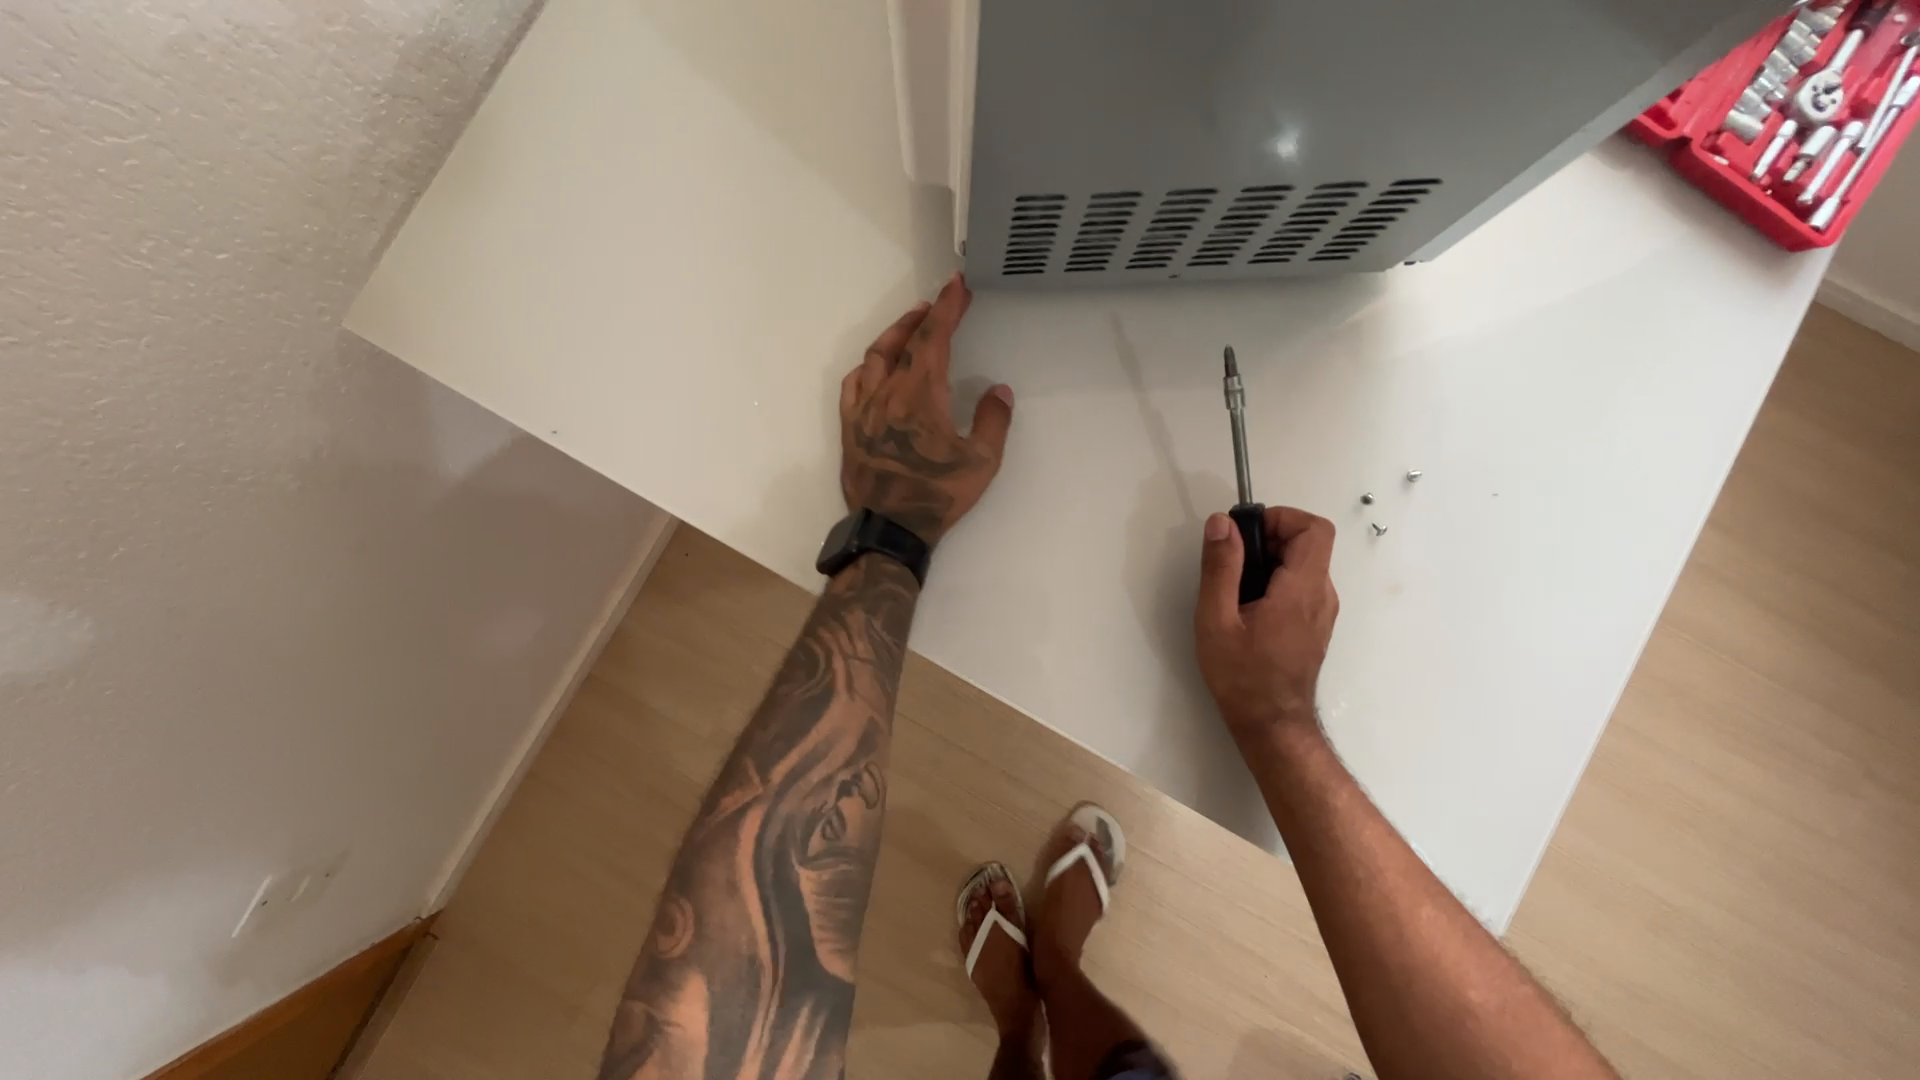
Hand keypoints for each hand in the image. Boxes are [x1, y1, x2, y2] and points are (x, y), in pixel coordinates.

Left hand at [839, 273, 1013, 546]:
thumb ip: (992, 422)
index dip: (947, 307)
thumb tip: (999, 393)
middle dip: (924, 316)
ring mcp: (863, 410)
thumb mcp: (980, 463)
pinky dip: (869, 367)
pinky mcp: (850, 428)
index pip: (933, 338)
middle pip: (903, 341)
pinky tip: (877, 368)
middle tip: (941, 303)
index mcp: (920, 395)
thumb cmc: (937, 496)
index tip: (957, 286)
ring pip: (875, 358)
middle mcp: (887, 393)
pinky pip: (854, 385)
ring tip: (912, 326)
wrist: (890, 529)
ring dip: (895, 336)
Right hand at [1193, 507, 1339, 746]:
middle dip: (1269, 538)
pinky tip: (1248, 607)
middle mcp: (1322, 596)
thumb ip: (1220, 567)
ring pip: (1304, 564)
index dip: (1281, 518)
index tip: (1245, 534)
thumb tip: (1222, 523)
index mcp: (1302, 589)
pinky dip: (1276, 581)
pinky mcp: (1315, 626)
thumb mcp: (1216, 619)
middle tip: (1231, 561)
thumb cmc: (1242, 676)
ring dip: (1271, 561)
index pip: (1314, 528)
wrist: (1271, 725)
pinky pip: (1301, 585)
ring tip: (1234, 588)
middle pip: (1309, 543)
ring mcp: (1323, 612)